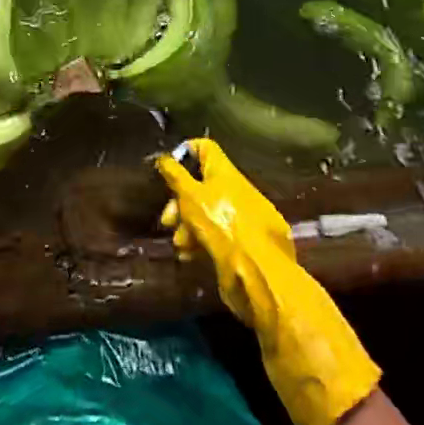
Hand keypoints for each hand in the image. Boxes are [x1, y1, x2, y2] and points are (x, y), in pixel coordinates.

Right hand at [156, 138, 381, 424]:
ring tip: (181, 246)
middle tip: (167, 221)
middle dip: (180, 201)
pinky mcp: (243, 243)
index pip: (205, 150)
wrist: (260, 274)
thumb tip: (163, 158)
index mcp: (226, 174)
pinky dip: (202, 240)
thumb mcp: (193, 199)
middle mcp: (235, 191)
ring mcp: (241, 217)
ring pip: (206, 211)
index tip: (166, 170)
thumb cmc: (224, 229)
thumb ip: (176, 177)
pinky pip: (216, 233)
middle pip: (201, 184)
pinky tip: (190, 257)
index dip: (185, 153)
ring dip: (188, 225)